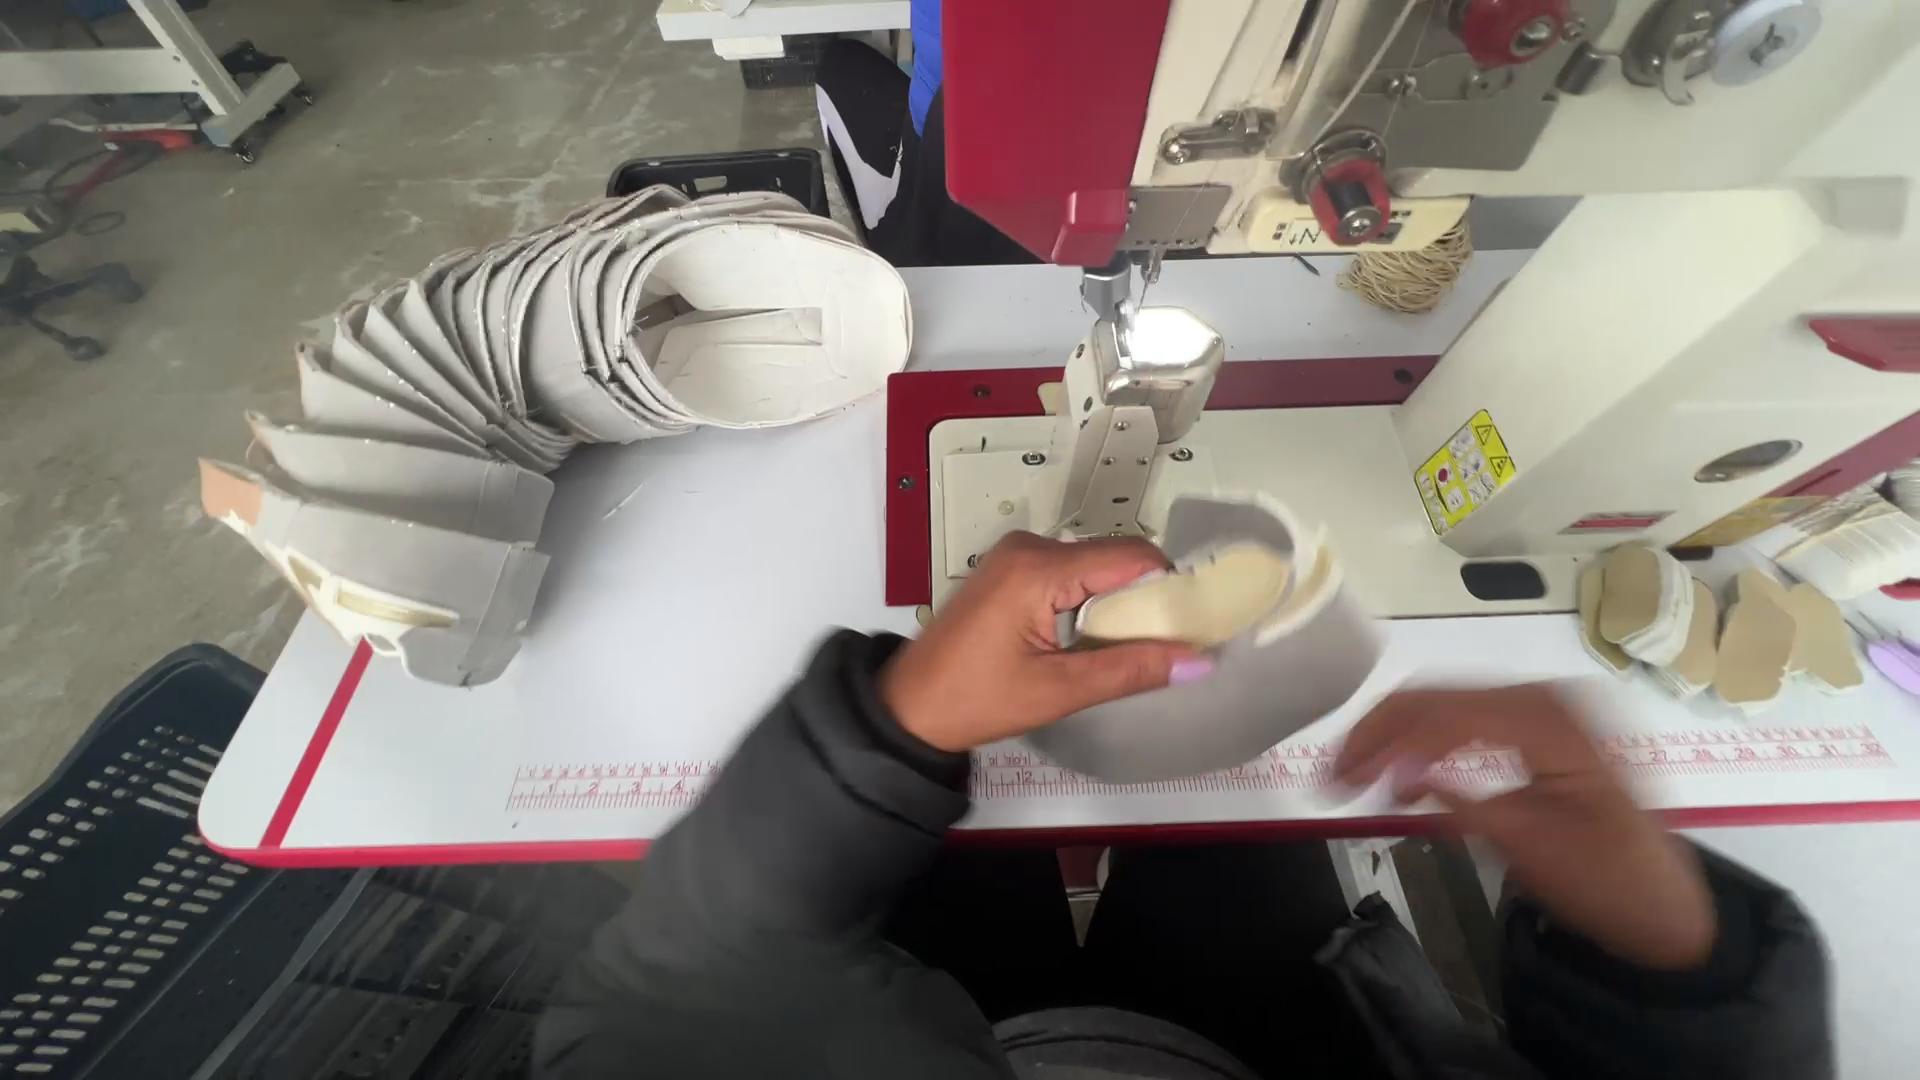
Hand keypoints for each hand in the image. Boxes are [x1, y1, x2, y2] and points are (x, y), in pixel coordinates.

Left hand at [880, 531, 1202, 752]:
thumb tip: (1200, 660)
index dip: (1169, 585)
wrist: (908, 706)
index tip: (1194, 622)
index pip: (1130, 556)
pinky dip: (1088, 600)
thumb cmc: (977, 700)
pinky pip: (1067, 572)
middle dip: (1145, 597)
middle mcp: (1028, 547)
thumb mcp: (1059, 690)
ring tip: (1131, 648)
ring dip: (1116, 602)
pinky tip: (1093, 637)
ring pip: (1092, 565)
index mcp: (1038, 568)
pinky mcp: (1008, 570)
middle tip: (1167, 644)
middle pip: (1112, 558)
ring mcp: (1014, 555)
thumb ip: (1131, 669)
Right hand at [1334, 684, 1715, 970]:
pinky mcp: (1522, 720)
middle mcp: (1543, 698)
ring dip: (1386, 734)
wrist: (1662, 905)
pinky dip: (1412, 738)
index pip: (1450, 714)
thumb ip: (1463, 803)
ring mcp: (1533, 705)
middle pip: (1433, 696)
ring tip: (1351, 772)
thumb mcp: (1535, 849)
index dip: (1391, 743)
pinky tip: (1395, 774)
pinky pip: (1450, 714)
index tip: (1349, 778)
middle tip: (1335, 774)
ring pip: (1432, 700)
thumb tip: (1396, 773)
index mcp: (1557, 725)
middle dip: (1376, 734)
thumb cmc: (1609, 883)